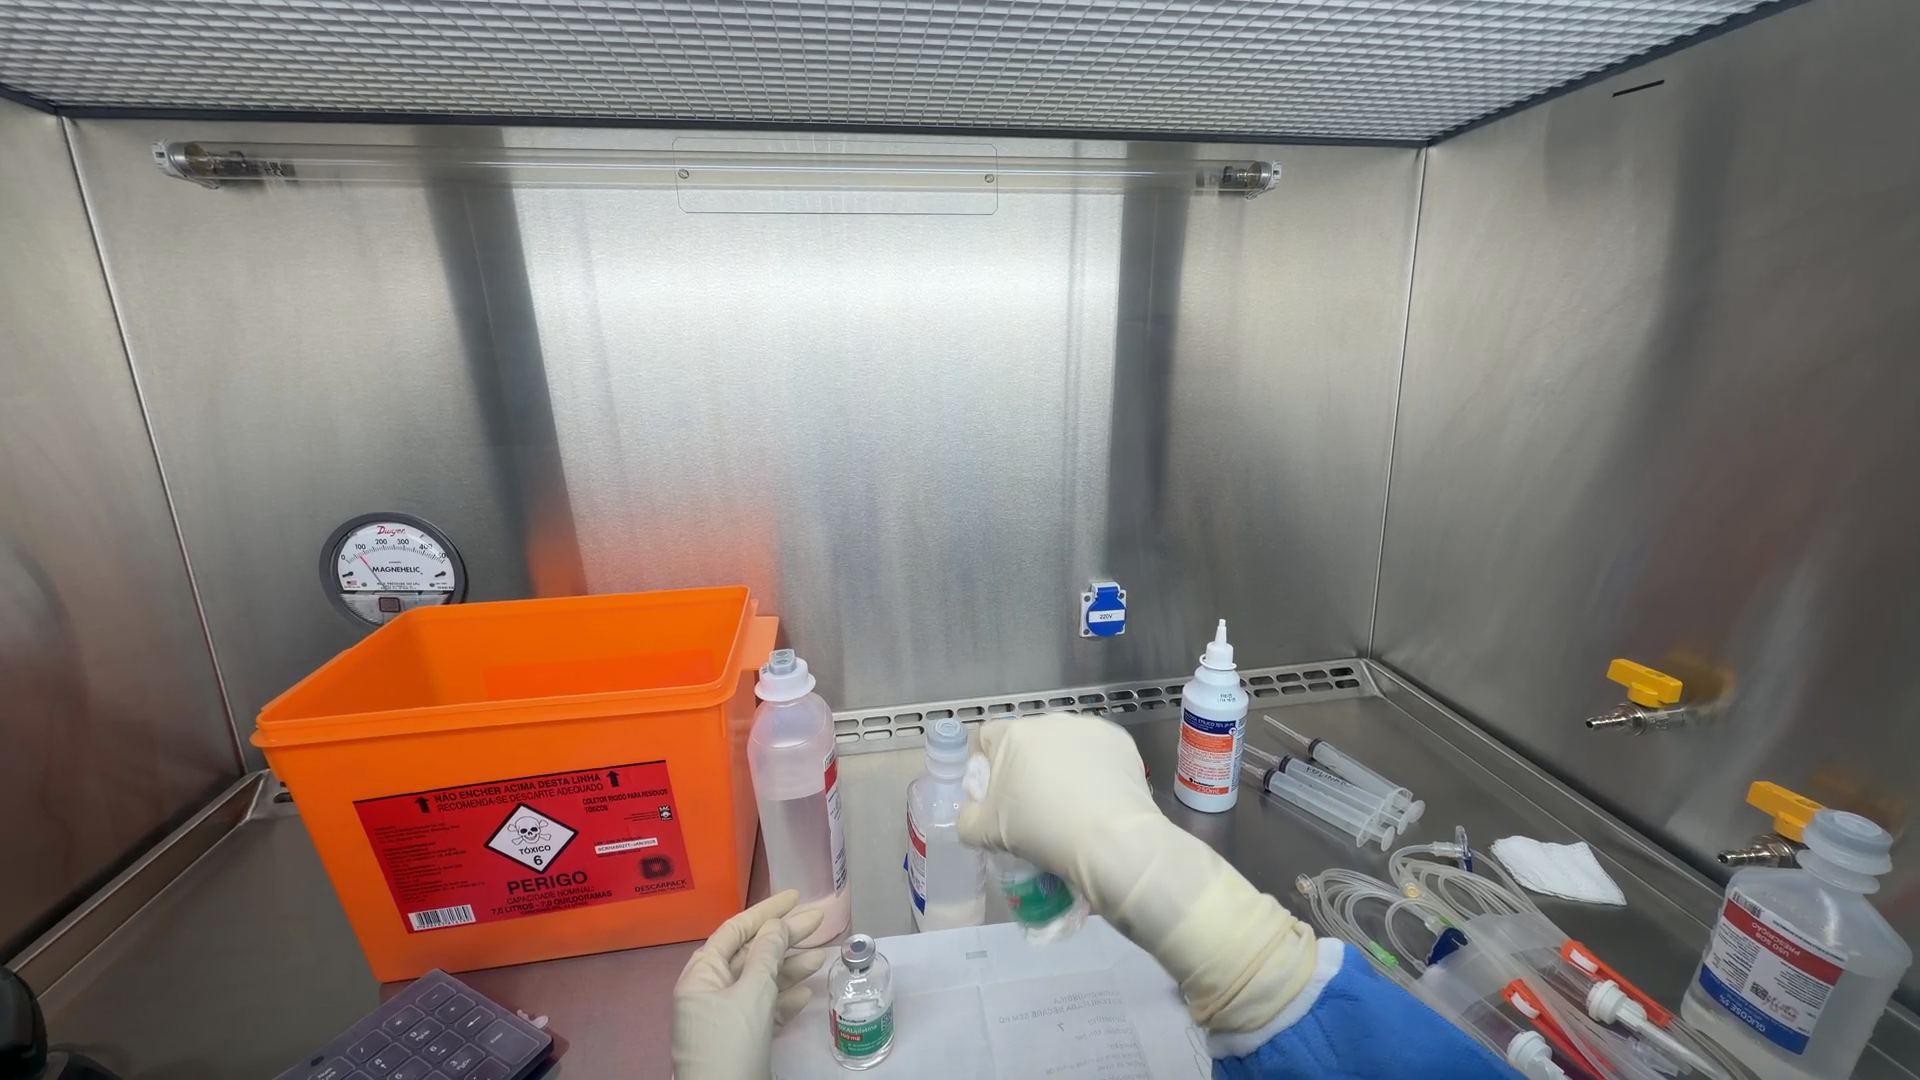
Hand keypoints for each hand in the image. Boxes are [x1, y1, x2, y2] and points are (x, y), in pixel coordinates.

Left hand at [670, 889, 830, 1079]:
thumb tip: (776, 925)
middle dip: (785, 937)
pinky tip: (807, 992)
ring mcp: (724, 1018)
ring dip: (791, 968)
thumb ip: (767, 952)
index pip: (736, 930)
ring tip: (822, 958)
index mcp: (702, 975)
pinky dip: (785, 998)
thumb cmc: (732, 1042)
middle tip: (819, 921)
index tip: (796, 896)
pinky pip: (764, 1008)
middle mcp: (710, 992)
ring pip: (761, 980)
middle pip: (751, 953)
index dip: (767, 911)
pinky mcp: (739, 1040)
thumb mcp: (753, 991)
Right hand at [957, 714, 1316, 1033]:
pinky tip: (1099, 800)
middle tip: (1034, 808)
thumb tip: (971, 812)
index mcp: (1012, 736)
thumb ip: (967, 819)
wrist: (1112, 842)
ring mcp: (1087, 727)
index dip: (986, 767)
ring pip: (1063, 745)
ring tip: (1072, 807)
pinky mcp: (1120, 740)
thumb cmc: (1042, 832)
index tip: (997, 798)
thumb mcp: (986, 834)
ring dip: (1061, 766)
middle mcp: (1048, 721)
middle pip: (1026, 741)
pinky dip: (1094, 770)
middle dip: (1026, 768)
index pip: (986, 739)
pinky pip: (1097, 753)